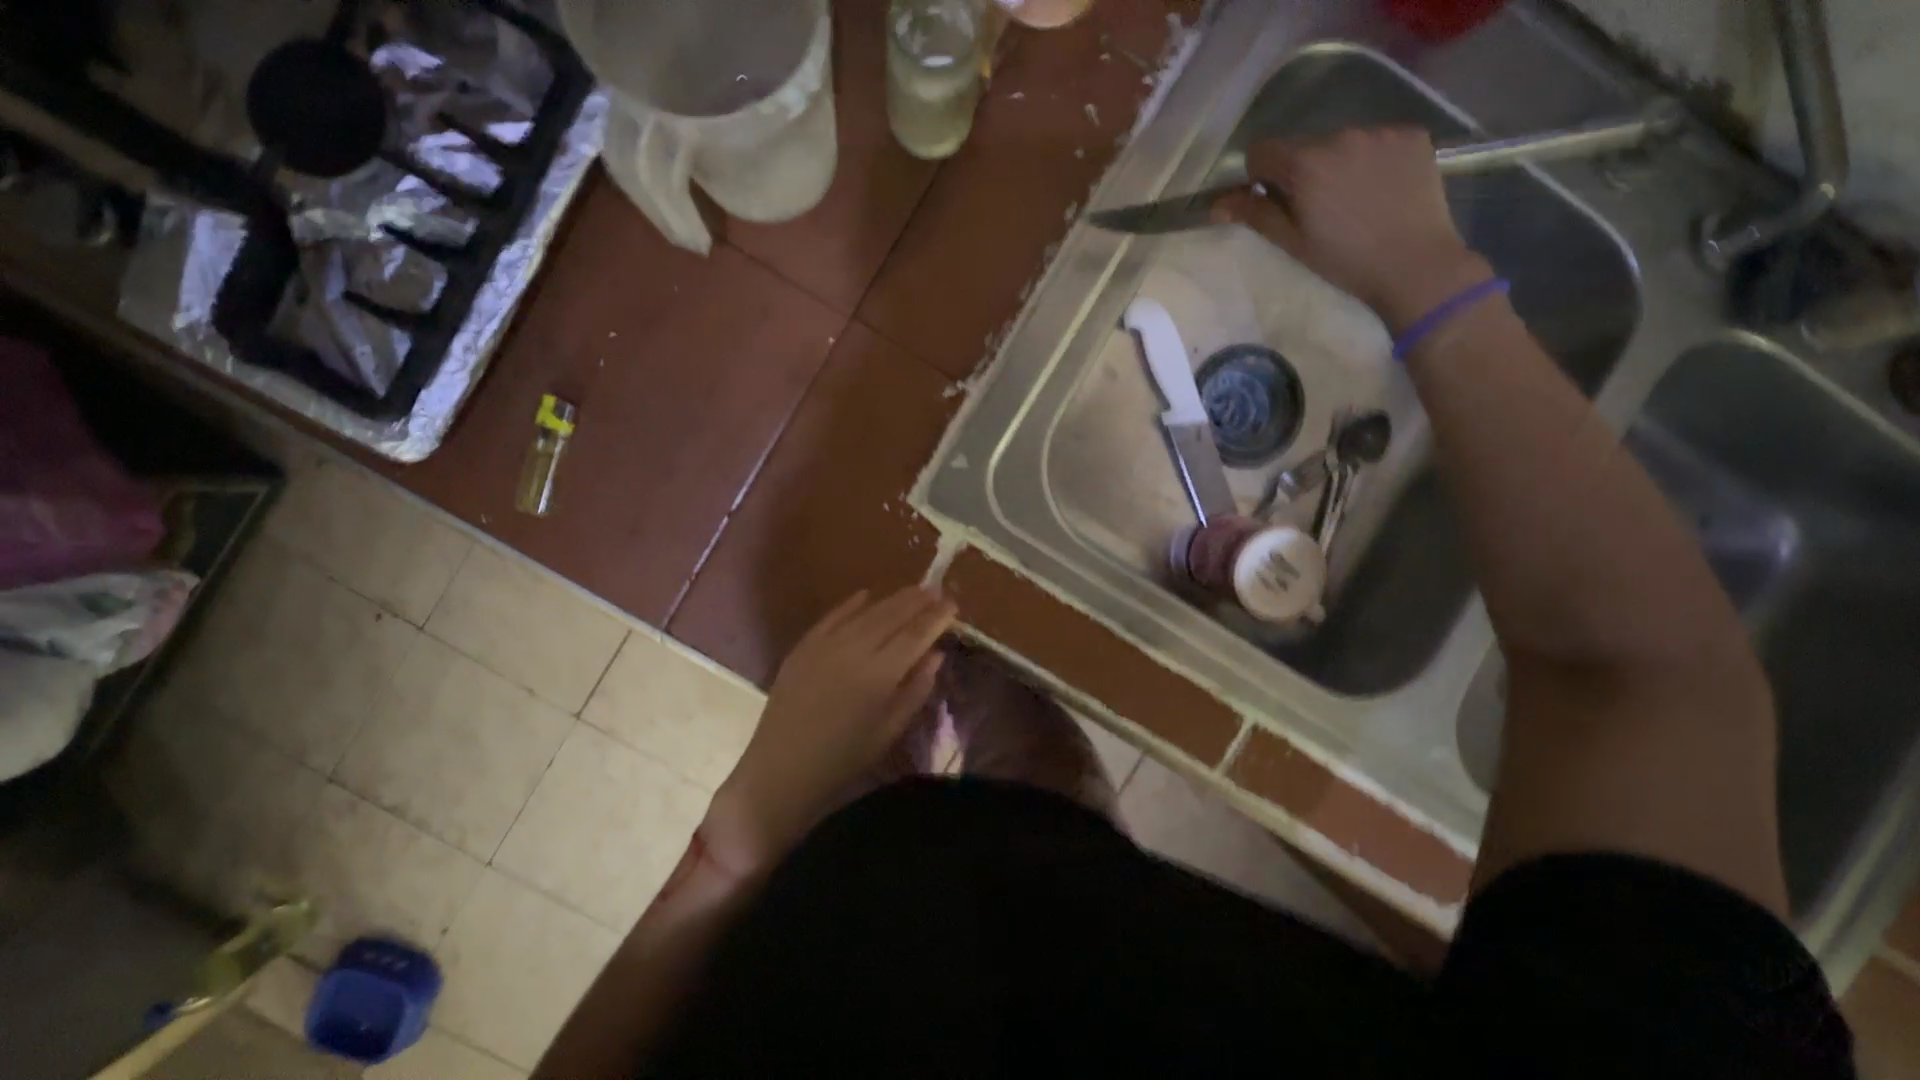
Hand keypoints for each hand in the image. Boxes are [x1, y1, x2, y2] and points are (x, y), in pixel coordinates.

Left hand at [706, 587, 957, 872]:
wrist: (782, 769)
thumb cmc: (843, 759)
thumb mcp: (889, 731)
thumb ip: (915, 689)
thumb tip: (936, 654)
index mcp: (879, 674)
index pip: (916, 635)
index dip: (936, 617)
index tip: (954, 604)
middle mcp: (854, 650)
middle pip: (892, 616)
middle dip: (917, 601)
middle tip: (937, 590)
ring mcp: (825, 644)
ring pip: (865, 612)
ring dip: (891, 599)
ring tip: (913, 590)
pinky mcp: (803, 647)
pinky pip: (832, 617)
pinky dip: (852, 605)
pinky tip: (866, 595)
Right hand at [1212, 128, 1492, 334]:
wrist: (1416, 266)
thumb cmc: (1346, 262)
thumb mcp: (1293, 243)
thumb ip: (1255, 215)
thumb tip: (1217, 204)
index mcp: (1306, 162)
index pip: (1263, 150)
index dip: (1262, 175)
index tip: (1276, 200)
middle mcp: (1341, 136)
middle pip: (1306, 146)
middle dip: (1305, 169)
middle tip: (1321, 207)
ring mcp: (1381, 132)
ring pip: (1344, 142)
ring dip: (1342, 163)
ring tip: (1357, 199)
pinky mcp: (1412, 135)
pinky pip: (1380, 140)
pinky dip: (1377, 159)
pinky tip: (1385, 188)